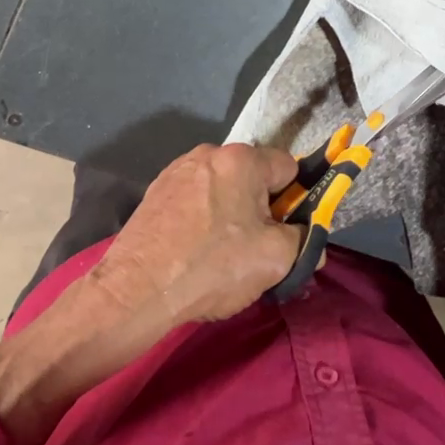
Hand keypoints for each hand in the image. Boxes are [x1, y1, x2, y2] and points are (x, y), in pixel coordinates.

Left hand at [87, 143, 303, 327]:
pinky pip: (195, 201)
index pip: (288, 168)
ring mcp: (177, 171)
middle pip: (253, 178)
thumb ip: (305, 241)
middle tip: (256, 249)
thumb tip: (308, 240)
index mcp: (242, 159)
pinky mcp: (155, 193)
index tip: (287, 231)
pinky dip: (202, 221)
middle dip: (262, 209)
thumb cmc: (213, 267)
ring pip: (223, 190)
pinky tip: (194, 253)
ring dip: (231, 215)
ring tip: (221, 256)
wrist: (136, 291)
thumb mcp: (277, 259)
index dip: (296, 200)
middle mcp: (209, 153)